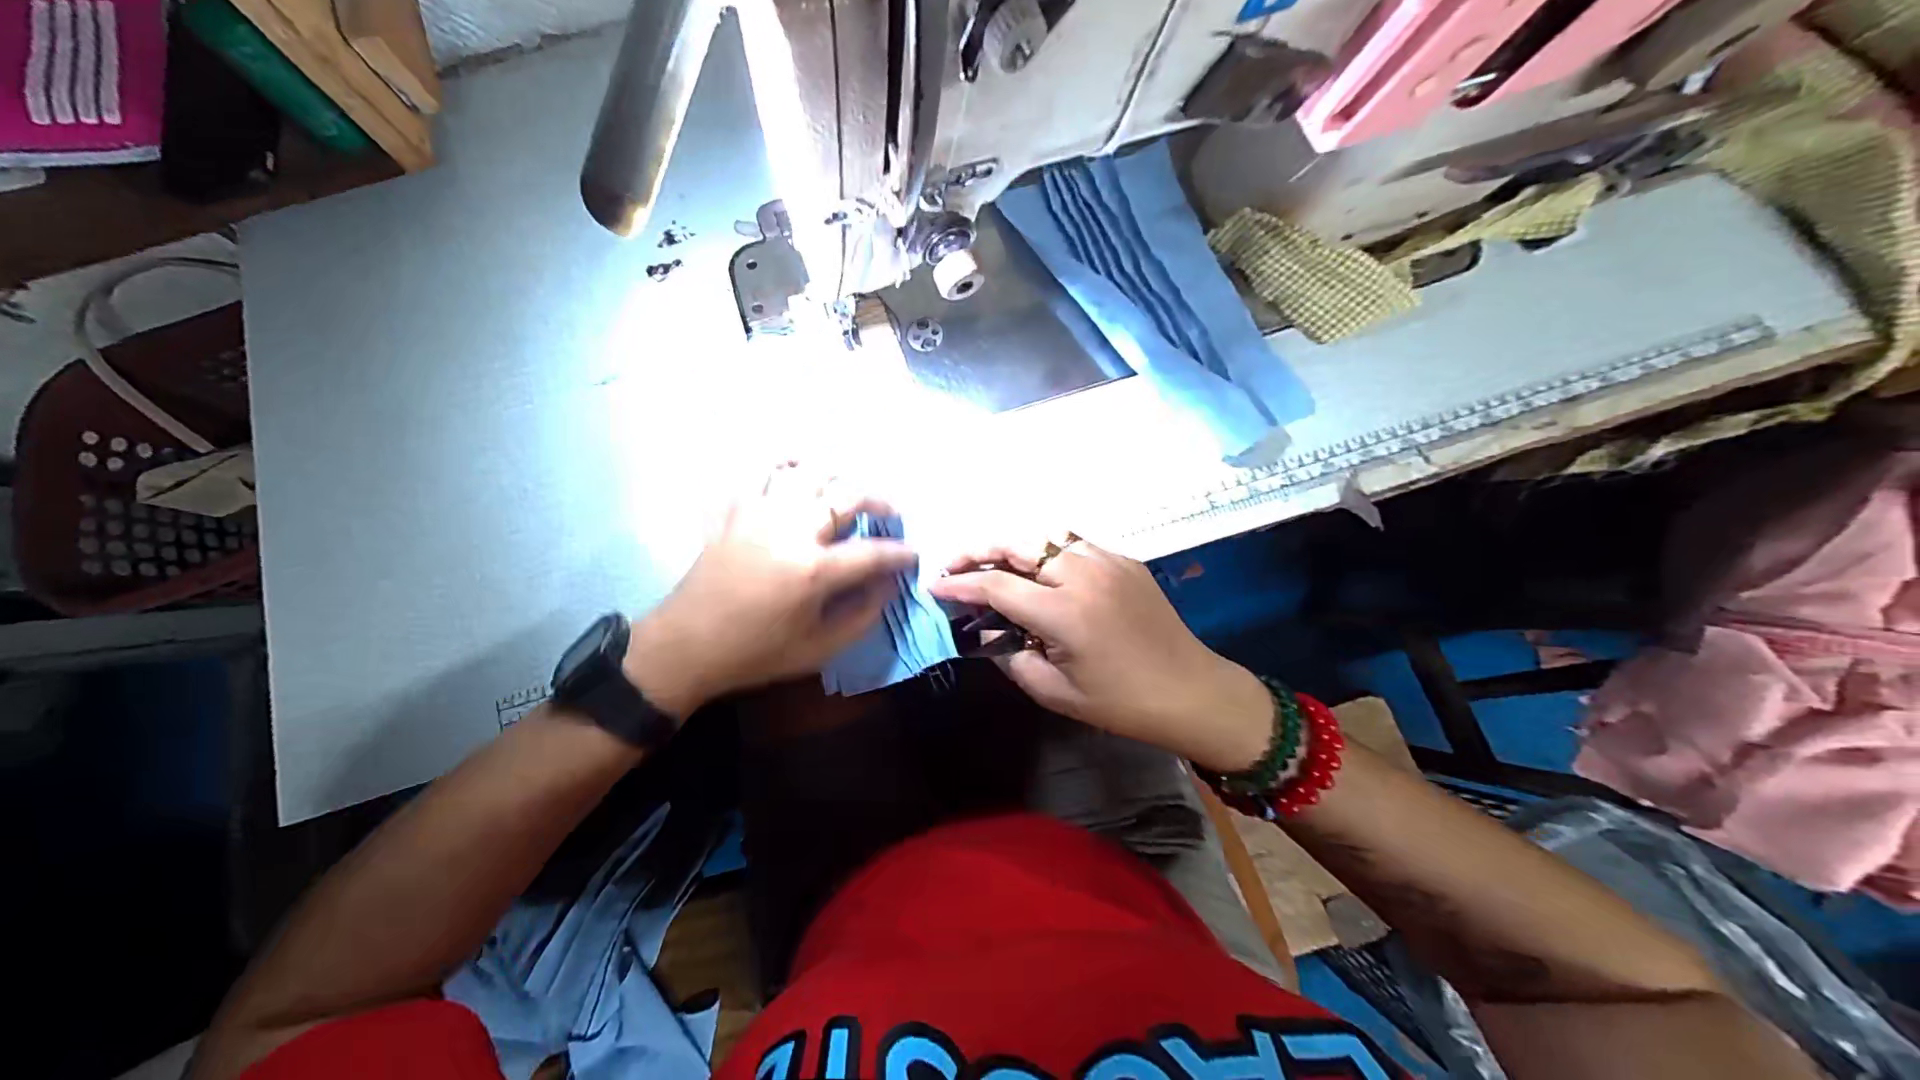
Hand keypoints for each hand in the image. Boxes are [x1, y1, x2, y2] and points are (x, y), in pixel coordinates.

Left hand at [622, 463, 916, 717]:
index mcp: (813, 569)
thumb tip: (888, 583)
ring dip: (833, 477)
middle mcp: (789, 529)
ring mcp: (758, 514)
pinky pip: (760, 474)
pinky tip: (795, 476)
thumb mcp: (819, 649)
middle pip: (845, 495)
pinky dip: (783, 468)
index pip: (872, 552)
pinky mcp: (734, 512)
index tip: (912, 555)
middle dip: (876, 501)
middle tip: (888, 514)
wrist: (686, 646)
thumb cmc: (756, 652)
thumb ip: (862, 614)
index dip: (900, 553)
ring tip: (843, 491)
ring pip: (805, 472)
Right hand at [929, 539, 1273, 772]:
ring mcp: (1108, 561)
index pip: (997, 585)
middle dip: (979, 550)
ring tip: (993, 564)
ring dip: (1013, 546)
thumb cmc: (1121, 702)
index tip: (935, 586)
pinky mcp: (1125, 561)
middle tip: (955, 565)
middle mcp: (1083, 574)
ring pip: (1046, 537)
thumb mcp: (1055, 692)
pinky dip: (1048, 551)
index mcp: (1063, 611)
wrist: (1191, 691)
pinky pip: (1075, 545)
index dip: (960, 584)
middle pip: (1017, 543)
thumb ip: (1011, 657)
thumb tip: (988, 630)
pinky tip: (1039, 570)